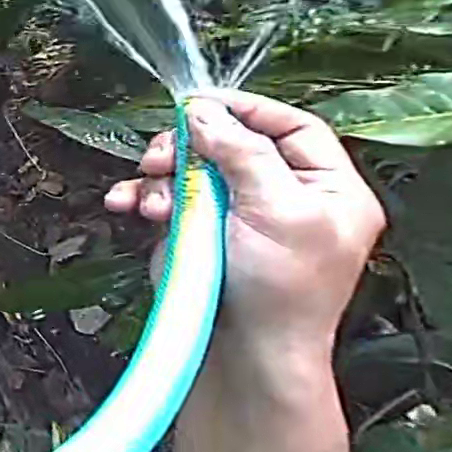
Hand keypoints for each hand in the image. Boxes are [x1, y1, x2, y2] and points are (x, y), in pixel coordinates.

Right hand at [105, 91, 383, 368]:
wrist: (240, 349)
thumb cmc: (278, 289)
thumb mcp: (276, 210)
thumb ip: (243, 152)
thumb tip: (203, 110)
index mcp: (323, 186)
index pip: (289, 126)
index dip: (246, 109)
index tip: (200, 102)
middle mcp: (276, 192)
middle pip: (226, 141)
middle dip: (188, 144)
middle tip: (162, 154)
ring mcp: (230, 209)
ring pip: (187, 165)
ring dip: (159, 175)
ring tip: (152, 199)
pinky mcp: (193, 226)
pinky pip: (161, 194)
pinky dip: (140, 196)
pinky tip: (127, 204)